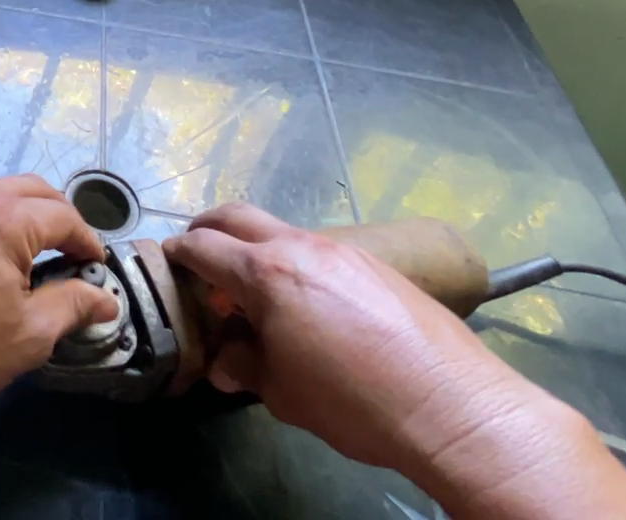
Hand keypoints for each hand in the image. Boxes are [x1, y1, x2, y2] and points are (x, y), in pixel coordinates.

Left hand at [0, 175, 118, 423]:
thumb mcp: (29, 335)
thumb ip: (72, 305)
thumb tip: (105, 298)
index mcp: (2, 219)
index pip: (62, 216)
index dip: (88, 241)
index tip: (97, 268)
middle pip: (33, 190)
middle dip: (62, 218)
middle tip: (75, 256)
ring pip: (1, 193)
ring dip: (29, 215)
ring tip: (42, 257)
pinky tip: (2, 256)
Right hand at [163, 204, 571, 475]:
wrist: (458, 411)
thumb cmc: (355, 404)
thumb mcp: (282, 394)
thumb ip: (244, 366)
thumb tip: (226, 361)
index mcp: (265, 272)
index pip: (202, 247)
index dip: (177, 254)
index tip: (167, 264)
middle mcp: (299, 246)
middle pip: (236, 216)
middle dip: (208, 228)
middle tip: (197, 253)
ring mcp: (341, 250)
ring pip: (280, 230)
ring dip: (255, 247)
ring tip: (257, 289)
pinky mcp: (376, 264)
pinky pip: (319, 249)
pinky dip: (295, 262)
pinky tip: (311, 303)